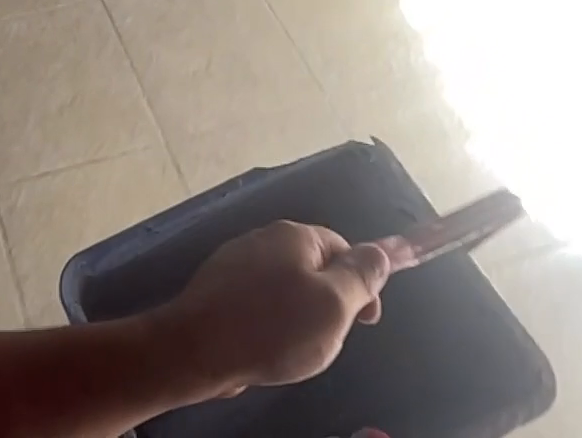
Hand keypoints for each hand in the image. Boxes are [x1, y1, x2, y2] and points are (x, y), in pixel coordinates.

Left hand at [151, 220, 391, 395]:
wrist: (200, 346)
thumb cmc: (275, 326)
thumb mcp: (333, 304)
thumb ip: (360, 276)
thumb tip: (380, 250)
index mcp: (292, 235)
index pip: (342, 247)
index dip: (361, 282)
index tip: (367, 320)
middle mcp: (262, 238)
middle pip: (314, 267)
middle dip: (330, 302)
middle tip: (328, 338)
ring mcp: (236, 261)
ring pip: (286, 286)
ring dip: (300, 315)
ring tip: (296, 347)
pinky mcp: (220, 287)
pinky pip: (260, 300)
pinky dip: (271, 321)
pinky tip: (267, 345)